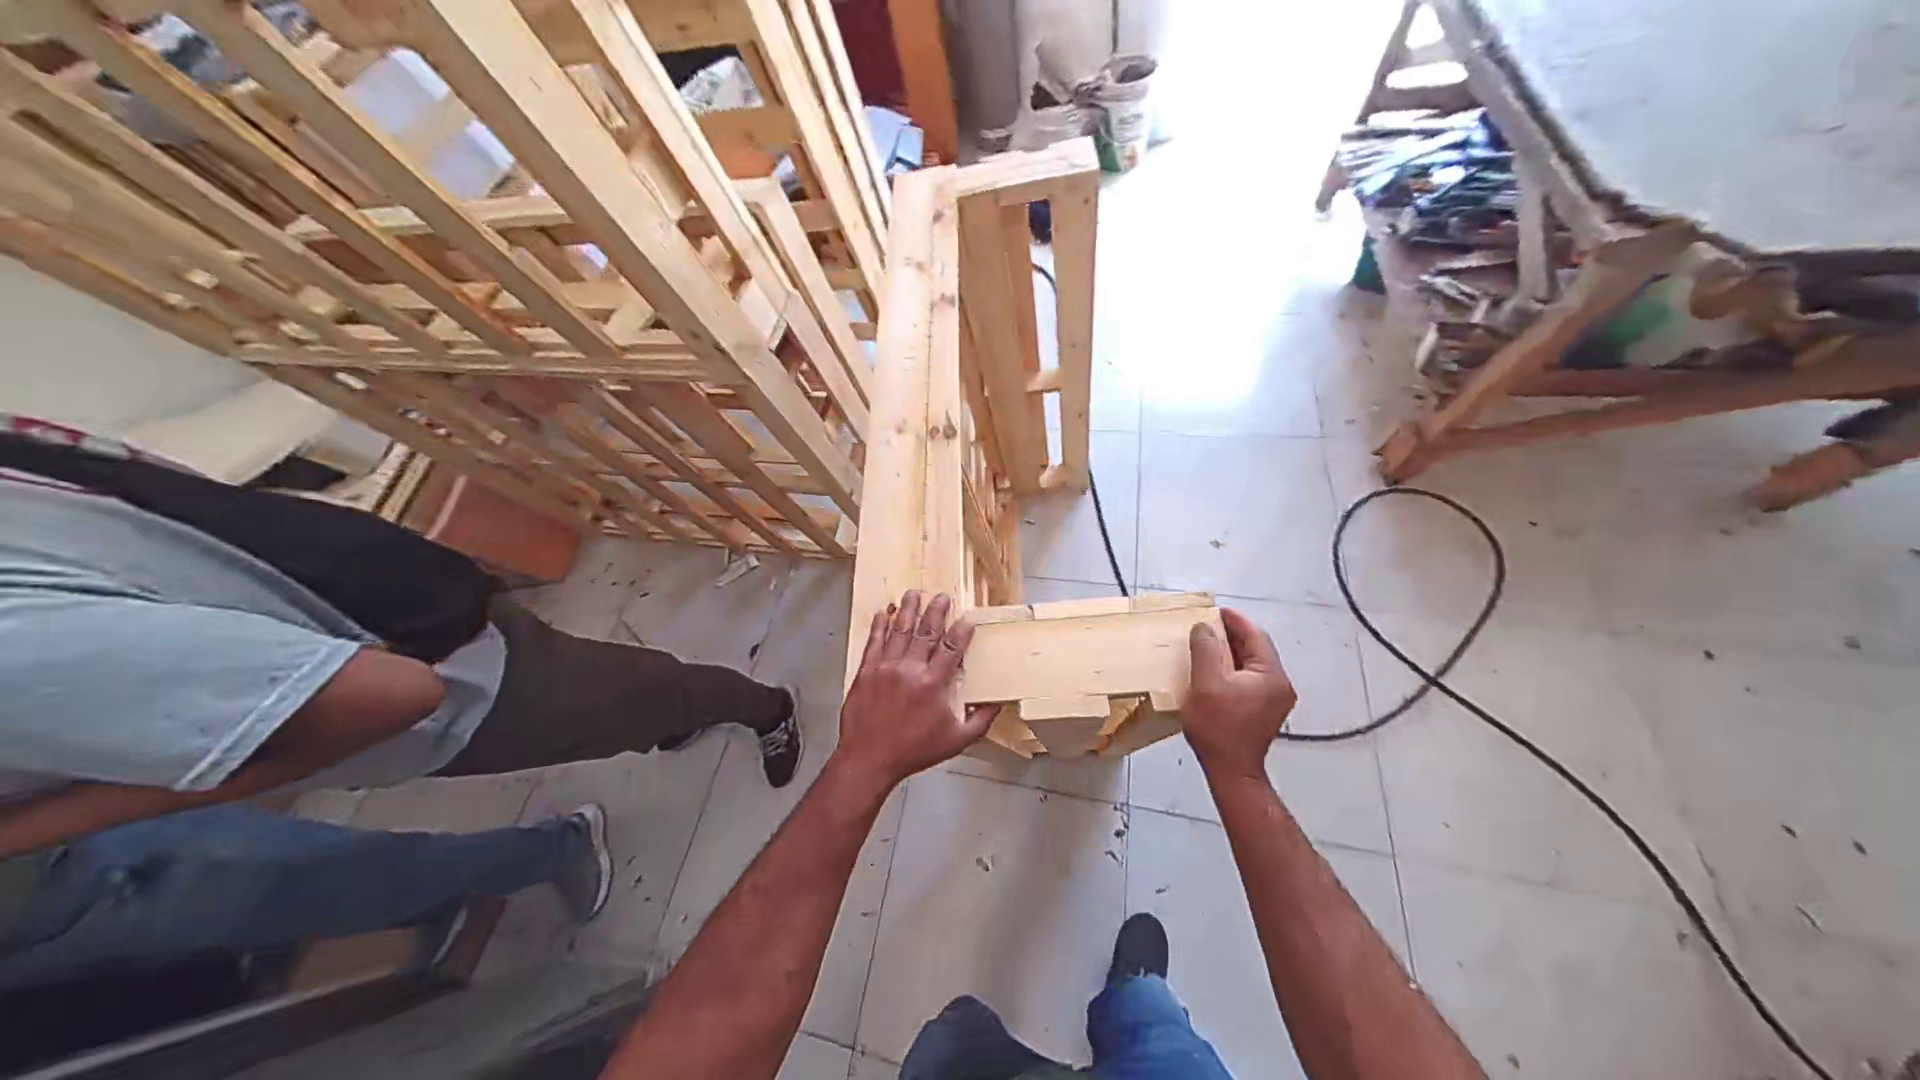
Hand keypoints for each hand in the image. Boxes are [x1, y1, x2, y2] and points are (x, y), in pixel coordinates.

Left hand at [833, 591, 1001, 791]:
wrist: (869, 759)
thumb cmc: (913, 752)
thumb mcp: (955, 741)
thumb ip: (979, 722)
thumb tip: (996, 705)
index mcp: (933, 684)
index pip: (952, 647)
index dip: (961, 631)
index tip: (967, 619)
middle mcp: (910, 670)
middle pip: (926, 631)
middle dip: (936, 611)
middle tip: (942, 596)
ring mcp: (886, 668)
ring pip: (900, 630)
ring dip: (908, 610)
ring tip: (914, 593)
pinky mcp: (866, 671)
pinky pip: (874, 642)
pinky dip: (879, 626)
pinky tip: (884, 613)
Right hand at [1184, 608, 1297, 781]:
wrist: (1231, 771)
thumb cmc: (1219, 730)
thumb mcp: (1206, 683)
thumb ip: (1206, 650)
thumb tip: (1205, 628)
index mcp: (1271, 675)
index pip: (1255, 636)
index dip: (1234, 620)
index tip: (1216, 610)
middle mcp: (1279, 685)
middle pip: (1256, 649)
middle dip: (1231, 635)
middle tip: (1207, 625)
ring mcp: (1274, 700)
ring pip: (1252, 664)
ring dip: (1230, 652)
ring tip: (1206, 644)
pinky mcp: (1263, 711)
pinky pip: (1249, 679)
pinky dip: (1232, 669)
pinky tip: (1213, 670)